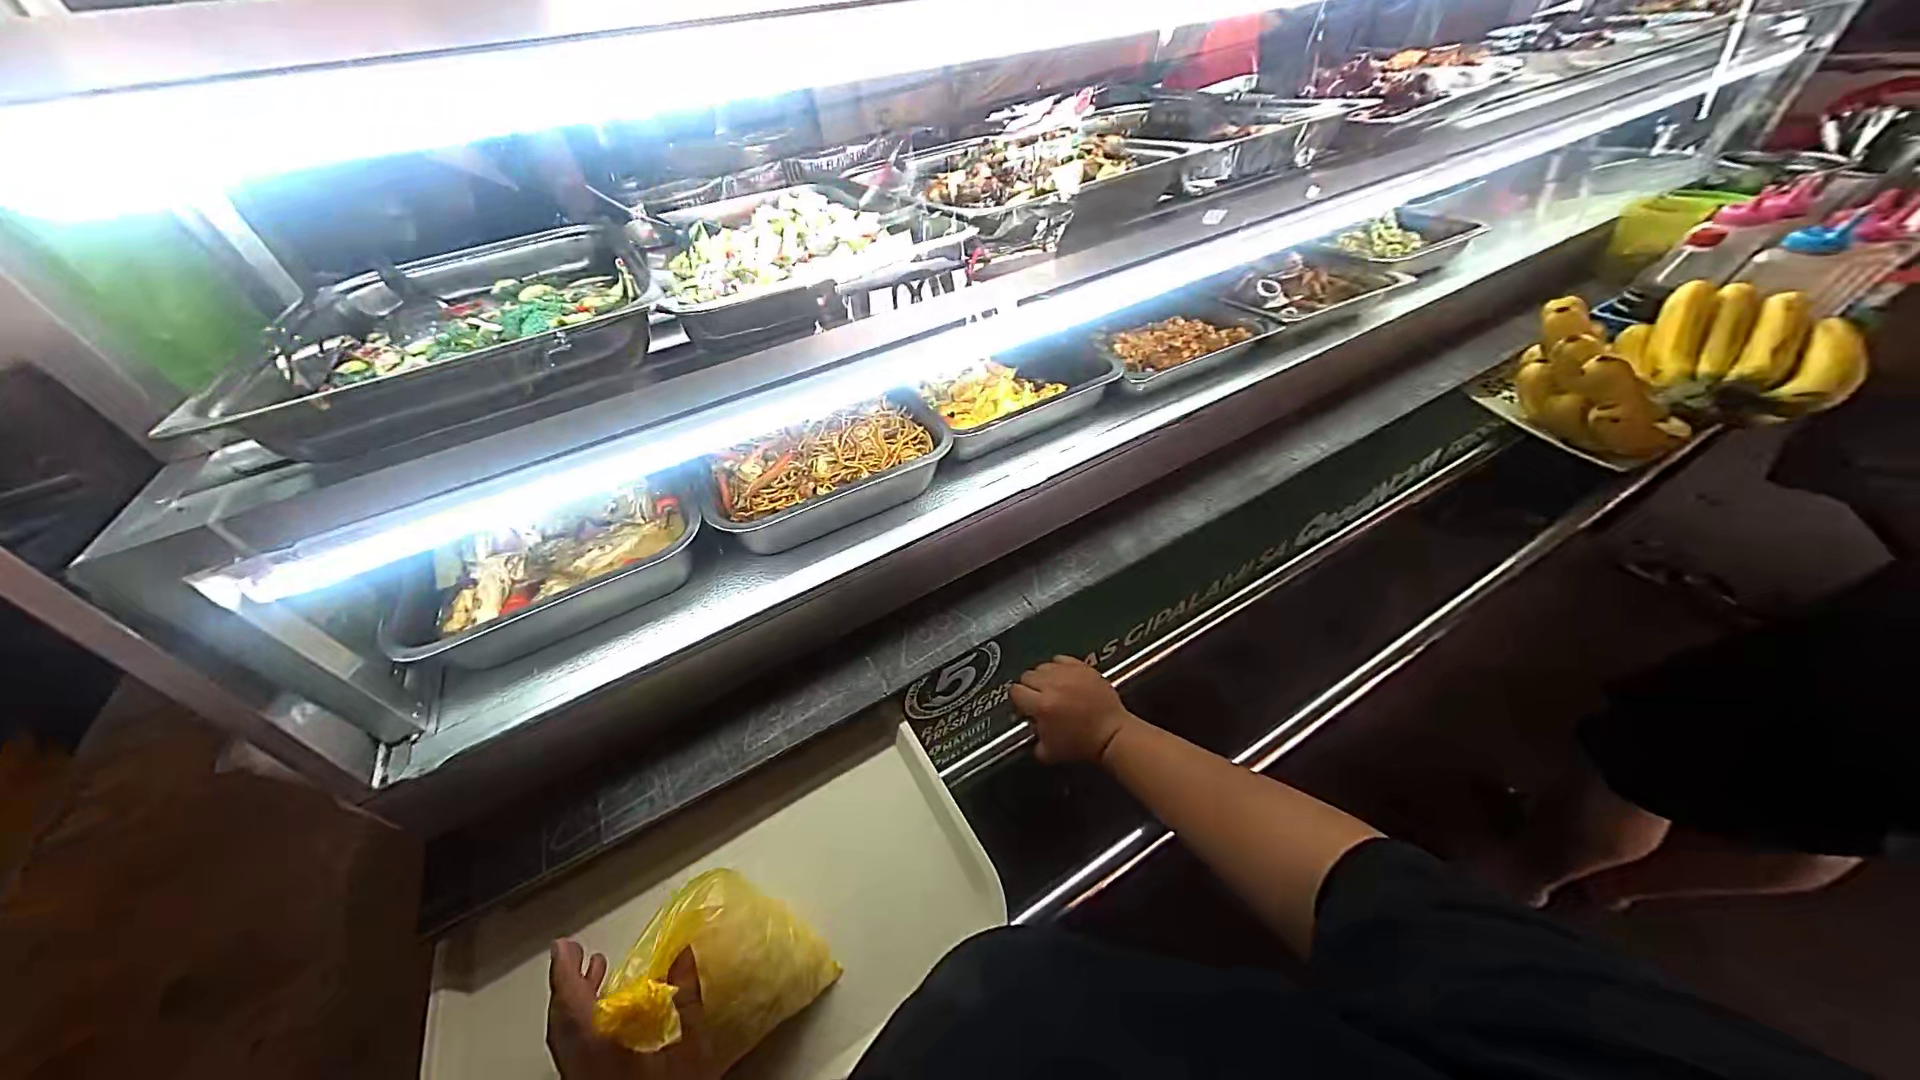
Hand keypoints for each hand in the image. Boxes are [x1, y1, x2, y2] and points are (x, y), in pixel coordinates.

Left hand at [547, 940, 722, 1079]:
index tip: (564, 946)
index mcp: (601, 1054)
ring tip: (595, 973)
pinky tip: (605, 1012)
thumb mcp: (691, 1048)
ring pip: (564, 1040)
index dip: (565, 974)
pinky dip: (582, 1023)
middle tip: (578, 954)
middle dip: (567, 985)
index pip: (572, 1008)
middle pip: (560, 1024)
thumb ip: (687, 999)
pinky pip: (573, 1051)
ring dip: (574, 1003)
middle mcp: (581, 1070)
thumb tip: (684, 952)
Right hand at [1007, 656, 1135, 764]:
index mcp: (1042, 706)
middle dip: (1030, 687)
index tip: (1024, 704)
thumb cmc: (1082, 745)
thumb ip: (1032, 737)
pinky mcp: (1083, 667)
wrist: (1112, 734)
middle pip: (1027, 675)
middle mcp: (1052, 685)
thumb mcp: (1049, 751)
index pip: (1015, 691)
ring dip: (1044, 676)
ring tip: (1053, 687)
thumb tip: (1028, 724)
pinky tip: (1064, 677)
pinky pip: (1061, 659)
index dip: (1018, 699)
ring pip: (1043, 665)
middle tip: (1039, 697)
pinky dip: (1060, 667)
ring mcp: (1069, 673)